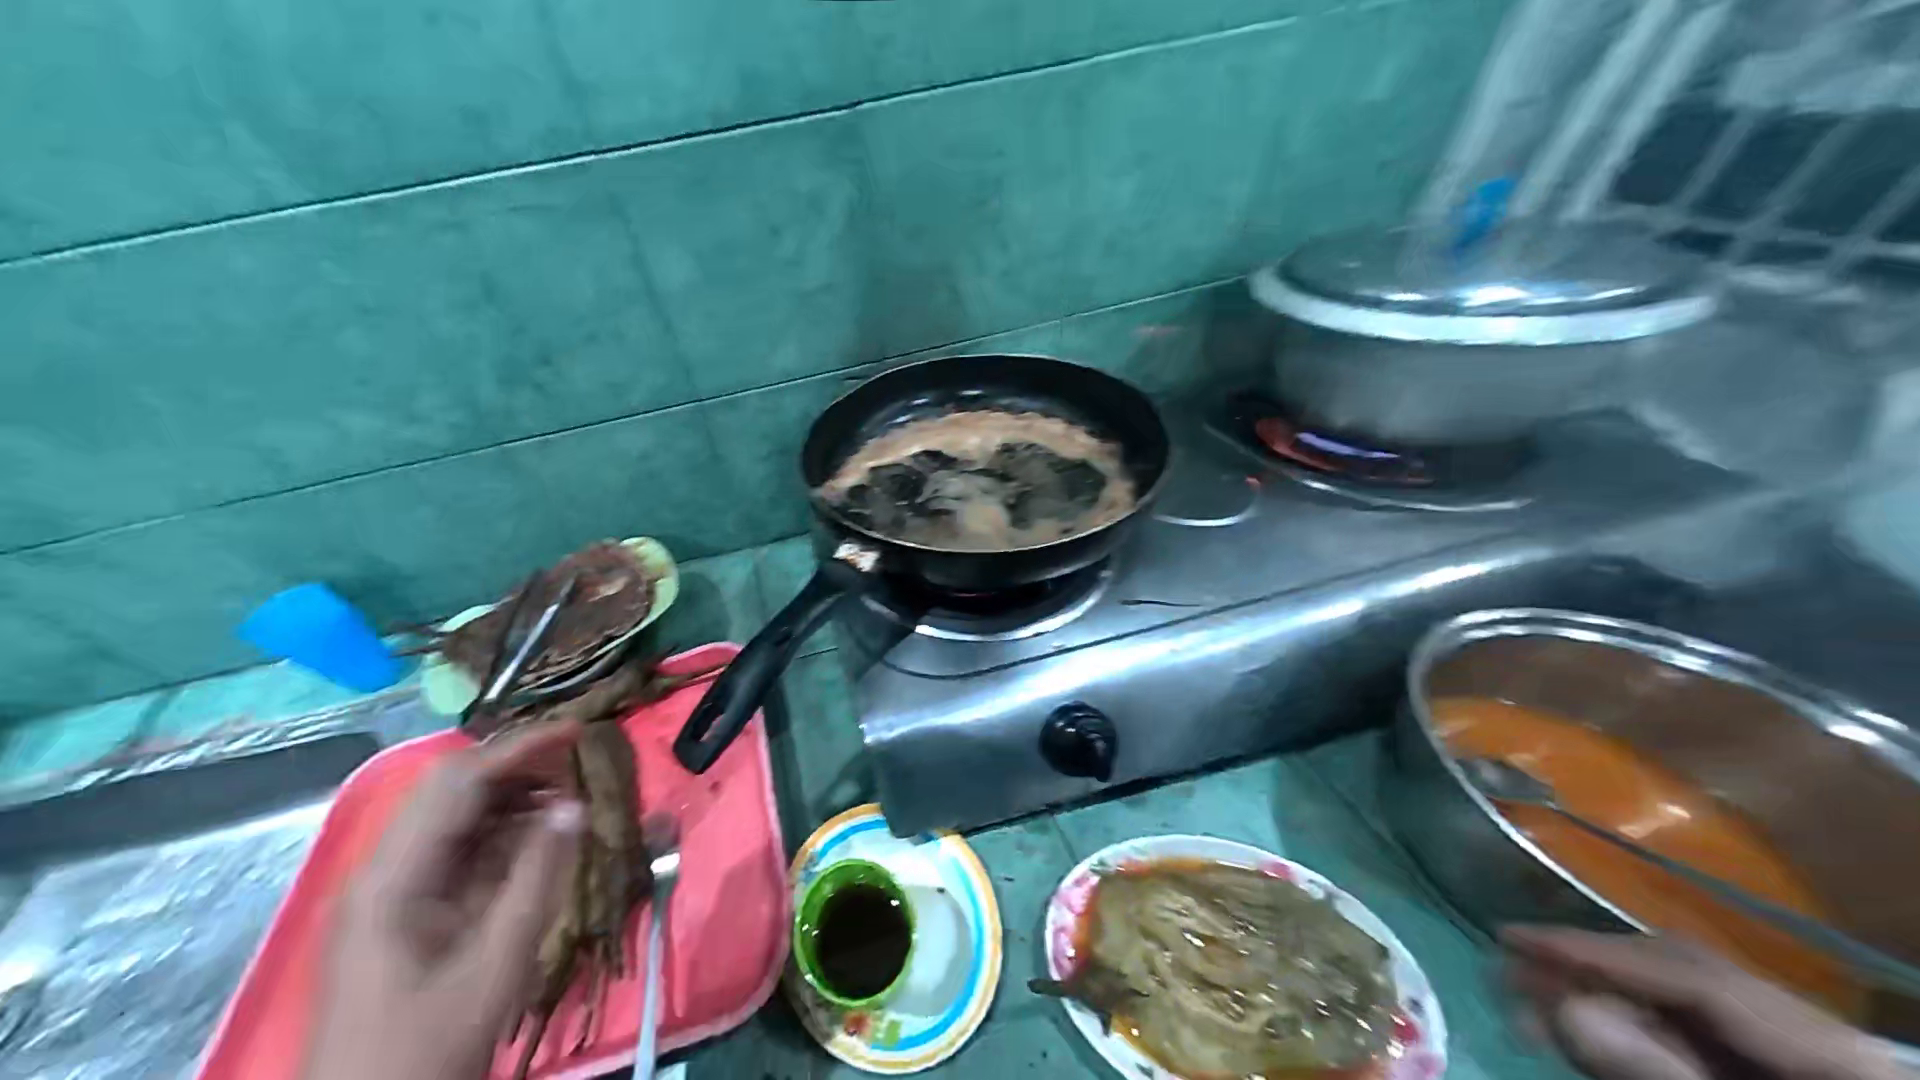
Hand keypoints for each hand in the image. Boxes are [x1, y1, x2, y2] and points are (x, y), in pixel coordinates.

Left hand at [304, 723, 583, 1079]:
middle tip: (577, 758)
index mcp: (392, 878)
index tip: (577, 731)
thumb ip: (537, 876)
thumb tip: (574, 805)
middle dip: (517, 765)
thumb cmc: (428, 1050)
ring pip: (454, 815)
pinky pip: (456, 848)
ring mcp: (389, 891)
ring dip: (512, 795)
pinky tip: (539, 832)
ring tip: (568, 791)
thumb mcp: (496, 964)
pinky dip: (501, 829)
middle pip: (451, 790)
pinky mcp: (404, 911)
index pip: (459, 783)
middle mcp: (383, 871)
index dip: (521, 748)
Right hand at [1504, 927, 1906, 1079]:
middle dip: (1591, 971)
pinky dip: (1625, 1033)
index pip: (1699, 977)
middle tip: (1509, 966)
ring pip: (1682, 1005)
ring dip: (1598, 999)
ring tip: (1527, 1001)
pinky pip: (1689, 1038)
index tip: (1511, 937)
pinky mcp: (1766, 1076)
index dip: (1599, 952)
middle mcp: (1828, 1046)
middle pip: (1687, 980)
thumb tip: (1566, 1005)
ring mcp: (1801, 1063)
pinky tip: (1577, 1031)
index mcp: (1846, 1060)